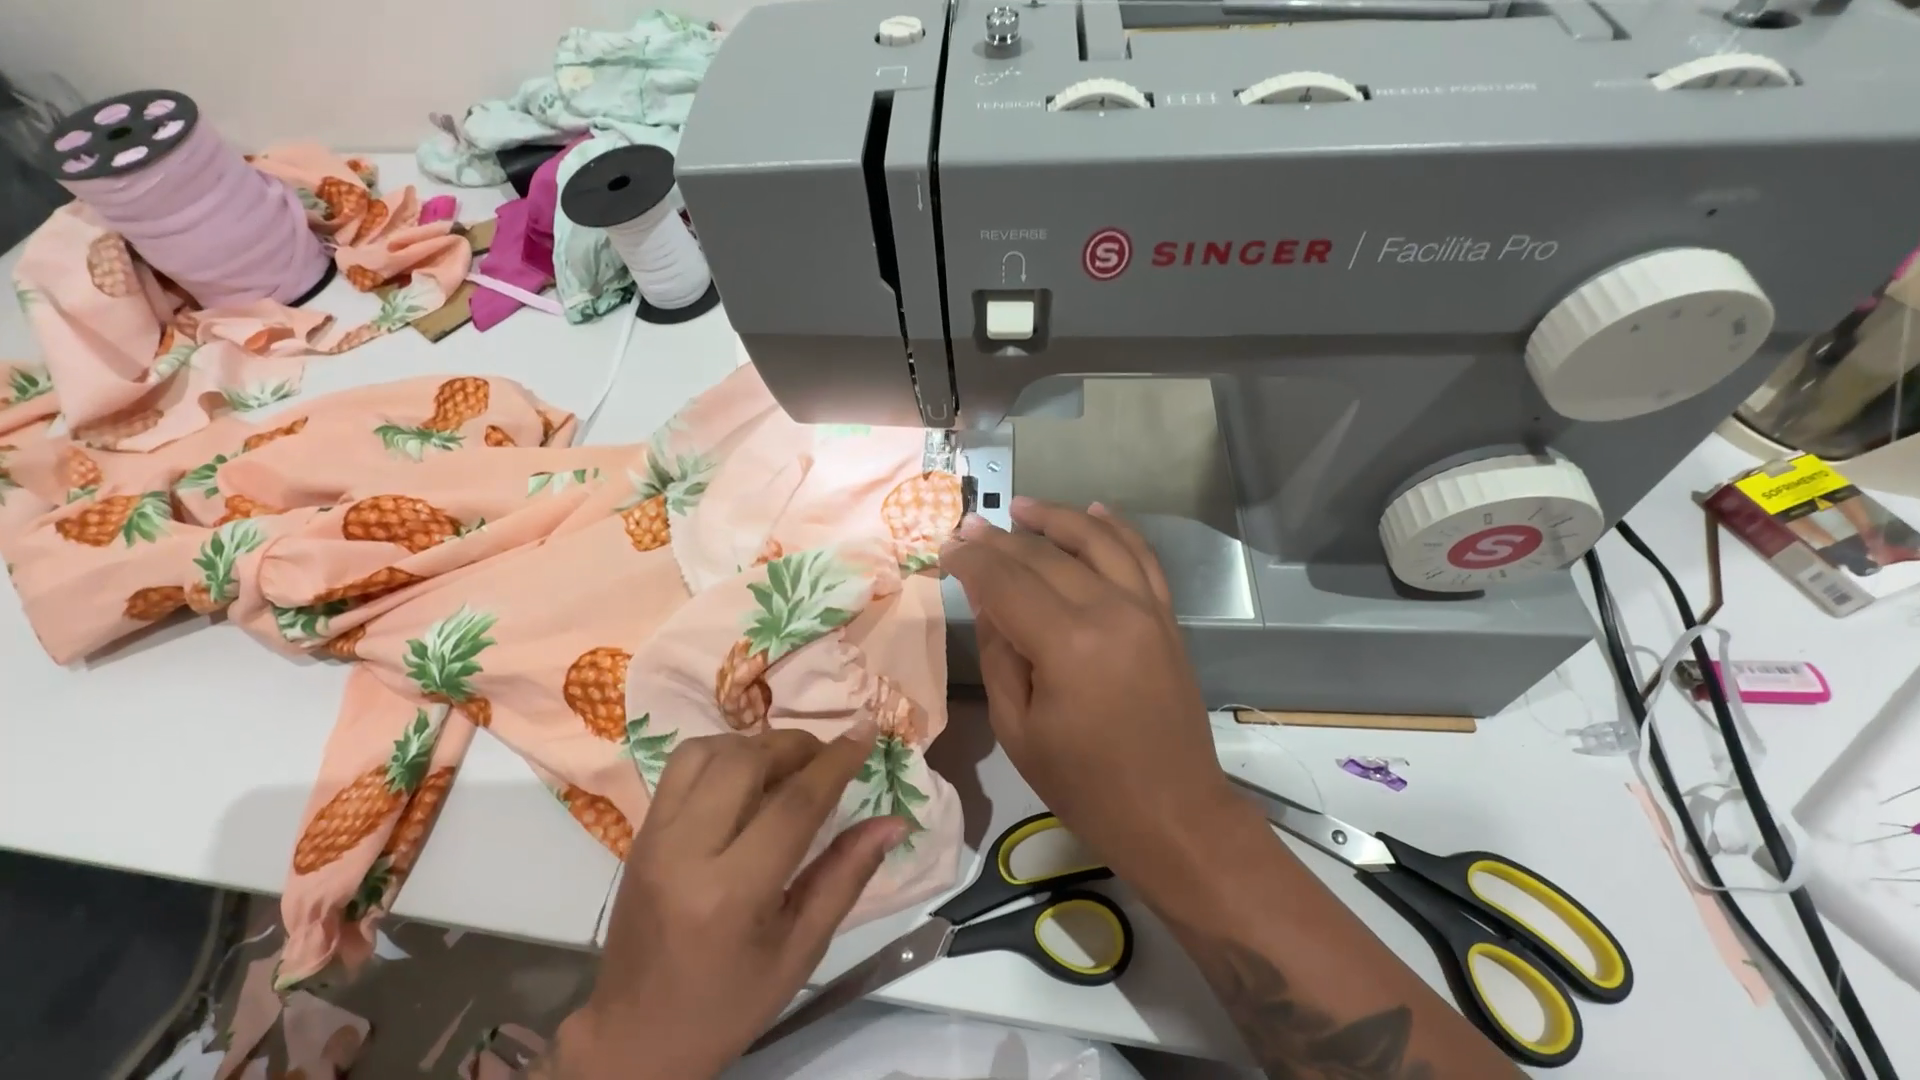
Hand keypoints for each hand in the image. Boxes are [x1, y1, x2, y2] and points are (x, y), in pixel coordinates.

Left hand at [554, 727, 905, 1079]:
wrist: (635, 1036)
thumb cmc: (729, 1004)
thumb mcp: (800, 951)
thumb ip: (846, 876)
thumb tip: (893, 822)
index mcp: (732, 894)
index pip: (793, 805)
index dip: (836, 762)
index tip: (867, 729)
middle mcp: (686, 853)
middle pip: (745, 761)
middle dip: (796, 745)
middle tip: (827, 756)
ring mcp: (654, 838)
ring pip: (706, 751)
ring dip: (755, 744)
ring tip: (787, 764)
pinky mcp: (639, 834)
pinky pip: (681, 768)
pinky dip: (721, 755)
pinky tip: (747, 778)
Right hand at [939, 498, 1241, 881]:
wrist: (1172, 813)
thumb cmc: (1084, 785)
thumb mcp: (1018, 728)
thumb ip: (999, 652)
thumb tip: (985, 596)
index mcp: (1067, 644)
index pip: (1005, 581)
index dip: (970, 561)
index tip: (944, 550)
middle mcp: (1110, 611)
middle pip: (1046, 555)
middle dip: (1001, 539)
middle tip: (967, 528)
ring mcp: (1146, 609)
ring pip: (1097, 540)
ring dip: (1057, 517)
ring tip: (1021, 507)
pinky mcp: (1166, 618)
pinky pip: (1142, 557)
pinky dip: (1117, 529)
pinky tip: (1095, 511)